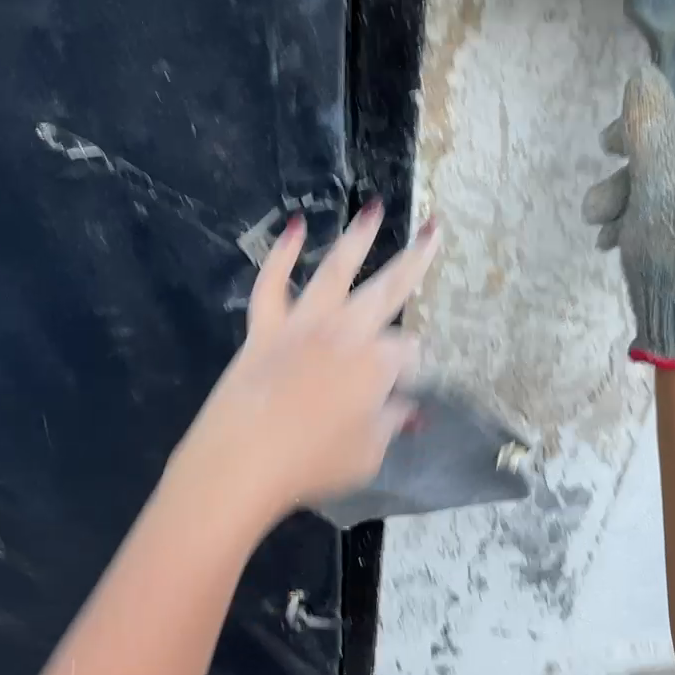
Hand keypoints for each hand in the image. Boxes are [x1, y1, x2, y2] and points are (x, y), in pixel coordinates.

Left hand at [165, 201, 438, 526]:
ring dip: (357, 239)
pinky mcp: (265, 329)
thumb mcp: (367, 454)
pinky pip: (273, 284)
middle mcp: (345, 333)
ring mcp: (302, 326)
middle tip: (434, 229)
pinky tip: (296, 228)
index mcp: (377, 364)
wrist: (241, 461)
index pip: (408, 352)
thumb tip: (404, 409)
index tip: (404, 391)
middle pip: (387, 290)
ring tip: (373, 209)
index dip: (412, 368)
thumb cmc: (312, 464)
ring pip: (335, 272)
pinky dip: (282, 254)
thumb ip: (389, 424)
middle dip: (415, 260)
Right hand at [583, 0, 674, 368]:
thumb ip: (652, 136)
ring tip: (600, 213)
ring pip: (669, 154)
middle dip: (642, 131)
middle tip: (607, 144)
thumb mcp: (657, 198)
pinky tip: (611, 226)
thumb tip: (644, 78)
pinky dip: (634, 198)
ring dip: (627, 176)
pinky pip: (663, 183)